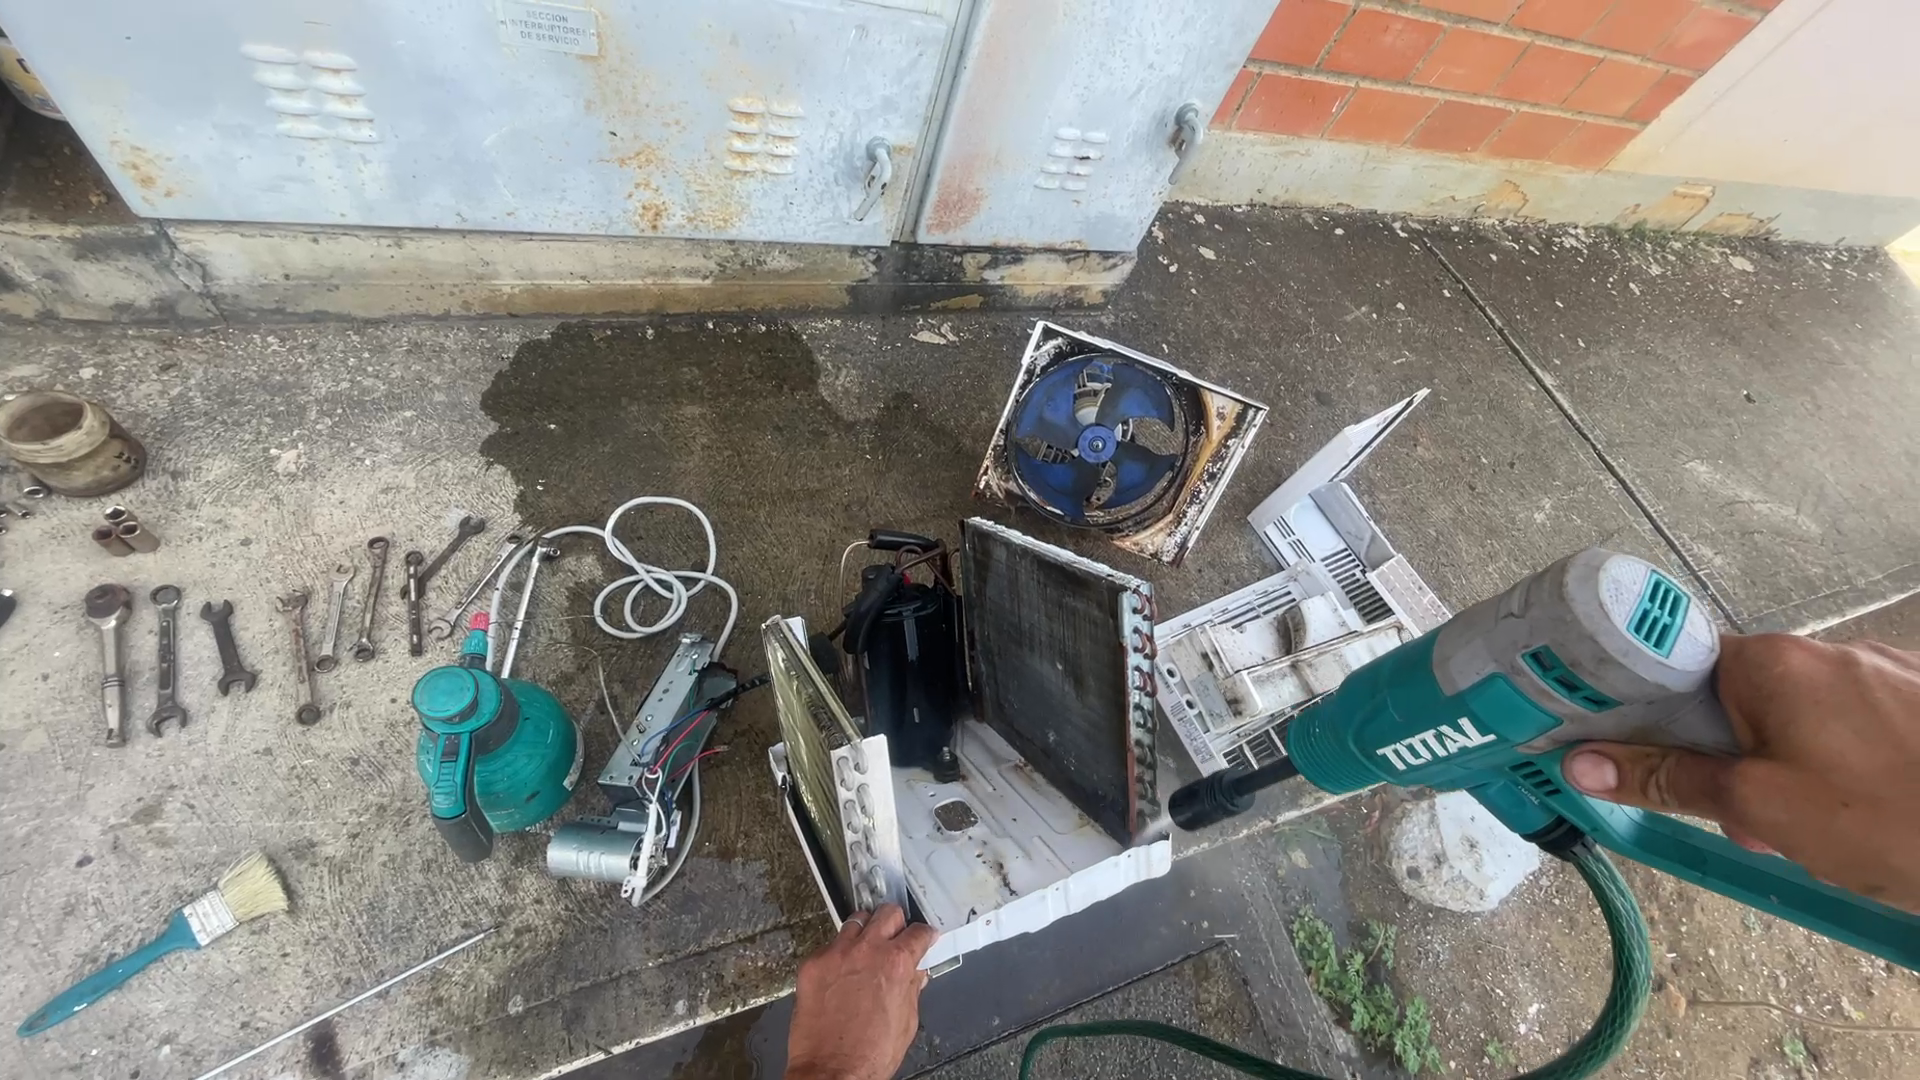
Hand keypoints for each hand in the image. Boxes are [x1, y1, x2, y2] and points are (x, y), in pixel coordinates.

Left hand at [786, 905, 939, 1079]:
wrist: (830, 1075)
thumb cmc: (868, 1056)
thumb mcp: (906, 1023)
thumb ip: (912, 989)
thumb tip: (915, 975)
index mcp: (896, 964)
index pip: (918, 931)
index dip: (925, 935)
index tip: (924, 937)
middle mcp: (868, 950)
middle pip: (888, 912)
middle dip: (896, 923)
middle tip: (895, 936)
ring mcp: (838, 954)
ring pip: (857, 920)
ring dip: (865, 931)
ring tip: (865, 948)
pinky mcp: (814, 963)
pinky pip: (830, 944)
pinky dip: (838, 953)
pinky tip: (840, 971)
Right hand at [1563, 633, 1919, 912]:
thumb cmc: (1896, 820)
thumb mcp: (1761, 809)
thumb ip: (1665, 778)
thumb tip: (1577, 763)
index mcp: (1772, 660)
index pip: (1672, 667)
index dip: (1651, 713)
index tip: (1652, 755)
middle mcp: (1828, 650)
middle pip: (1734, 696)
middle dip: (1728, 754)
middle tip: (1745, 815)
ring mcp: (1892, 672)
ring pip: (1797, 715)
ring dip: (1785, 763)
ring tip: (1814, 825)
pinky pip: (1855, 723)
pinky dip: (1841, 761)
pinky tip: (1869, 808)